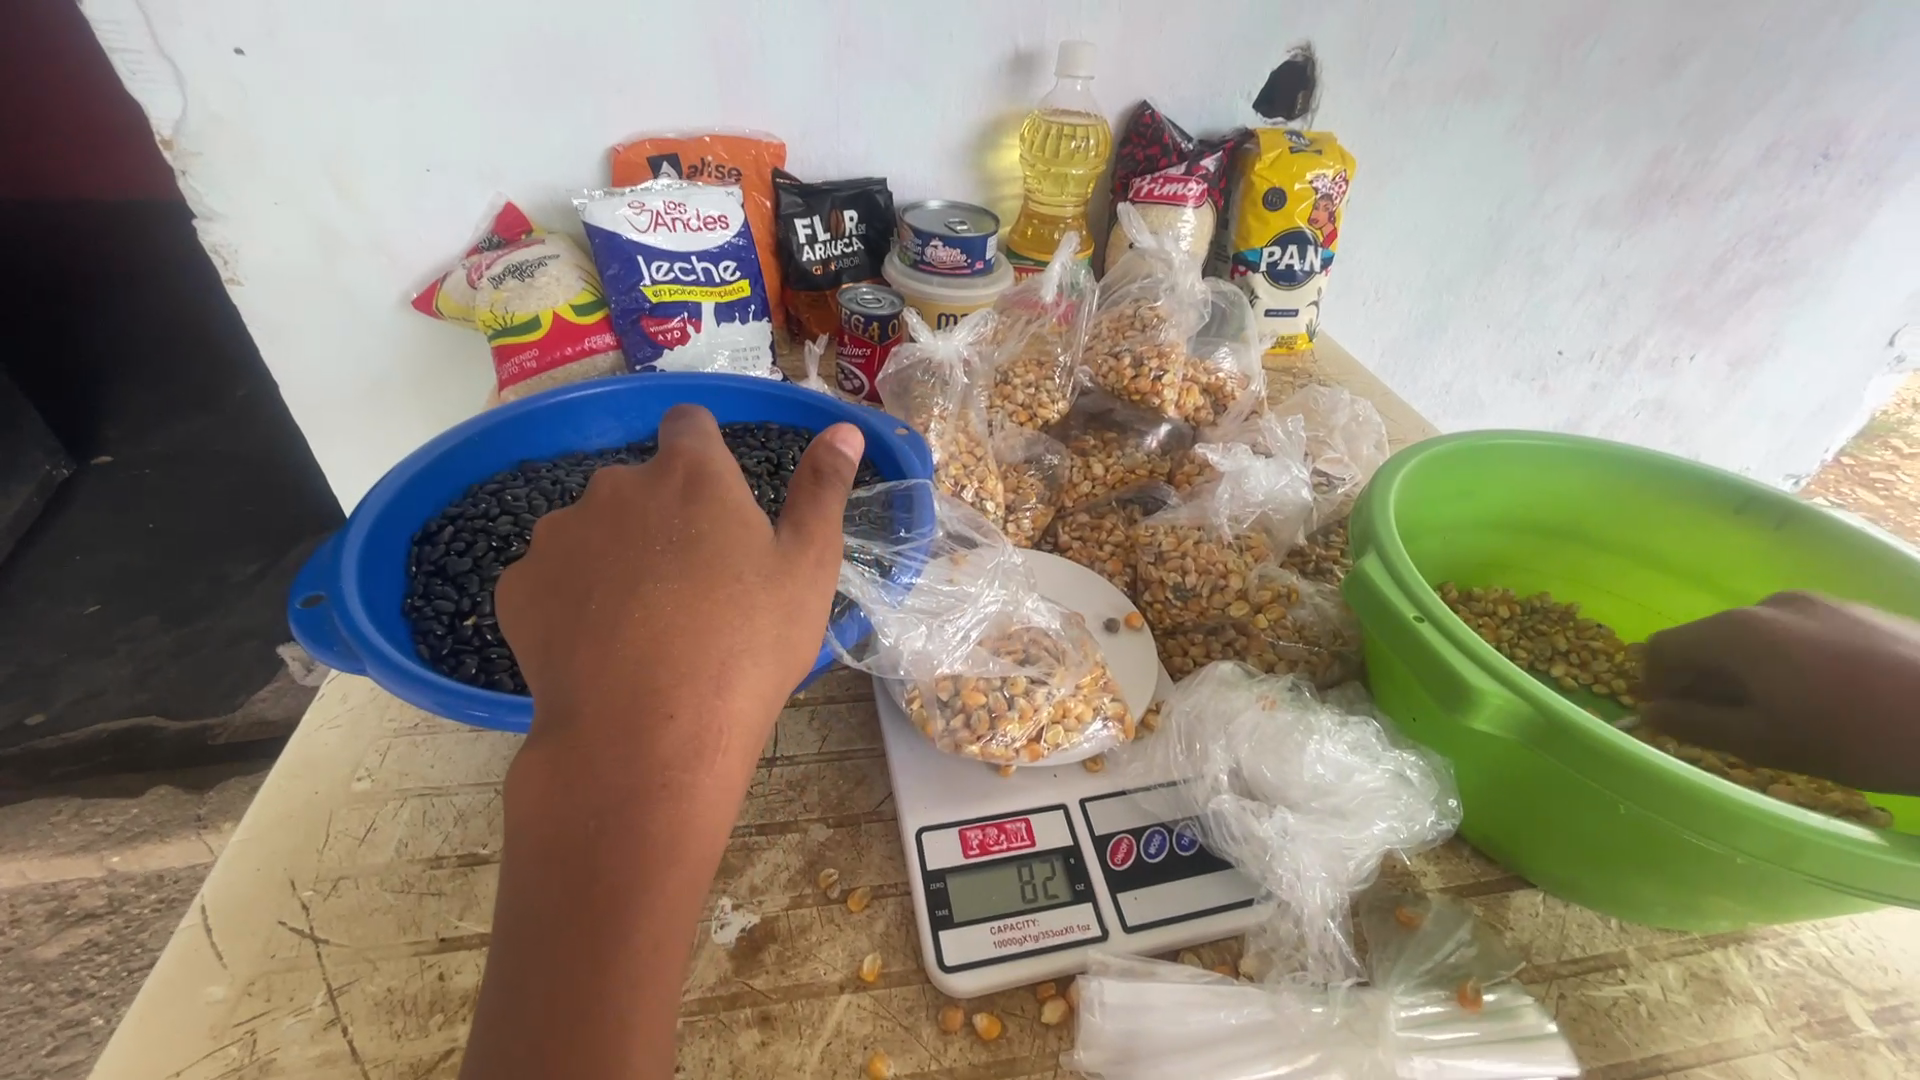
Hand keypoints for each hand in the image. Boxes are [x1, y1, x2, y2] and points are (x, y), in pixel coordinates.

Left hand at [495, 404, 864, 753]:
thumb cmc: (746, 645)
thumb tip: (844, 428)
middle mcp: (617, 486)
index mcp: (691, 474)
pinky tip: (602, 645)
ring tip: (647, 621)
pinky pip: (555, 574)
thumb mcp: (808, 568)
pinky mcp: (519, 585)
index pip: (688, 422)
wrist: (648, 737)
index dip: (704, 449)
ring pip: (596, 529)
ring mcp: (559, 534)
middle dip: (666, 515)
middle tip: (698, 583)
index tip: (720, 498)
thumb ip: (823, 490)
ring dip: (618, 553)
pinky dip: (576, 595)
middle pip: (643, 483)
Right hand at [1641, 591, 1919, 794]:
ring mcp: (1821, 603)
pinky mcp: (1863, 612)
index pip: (1662, 648)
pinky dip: (1794, 664)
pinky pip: (1801, 636)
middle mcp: (1768, 605)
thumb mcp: (1770, 743)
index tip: (1672, 718)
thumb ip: (1697, 725)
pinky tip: (1834, 699)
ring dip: (1752, 673)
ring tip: (1789, 715)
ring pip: (1756, 639)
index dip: (1654, 684)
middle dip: (1706, 680)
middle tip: (1731, 725)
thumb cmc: (1869, 736)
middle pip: (1709, 640)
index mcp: (1736, 631)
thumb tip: (1652, 714)